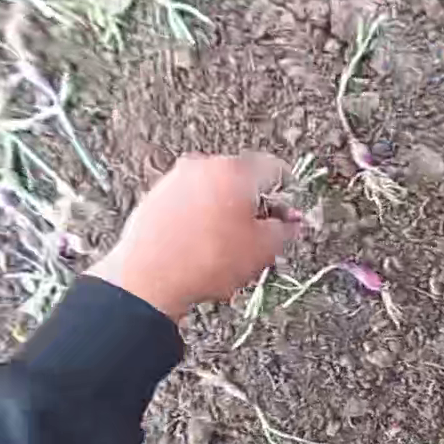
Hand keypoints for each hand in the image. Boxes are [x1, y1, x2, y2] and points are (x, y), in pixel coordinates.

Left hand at [87, 153, 298, 319]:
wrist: (150, 278)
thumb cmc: (212, 259)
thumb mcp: (264, 248)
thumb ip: (286, 229)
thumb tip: (292, 222)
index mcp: (235, 170)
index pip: (276, 170)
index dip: (290, 195)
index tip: (291, 215)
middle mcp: (204, 165)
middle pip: (243, 179)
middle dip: (258, 205)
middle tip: (264, 235)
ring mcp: (176, 178)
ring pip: (216, 190)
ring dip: (230, 212)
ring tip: (233, 245)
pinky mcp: (156, 196)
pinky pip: (192, 201)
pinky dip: (205, 217)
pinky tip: (206, 245)